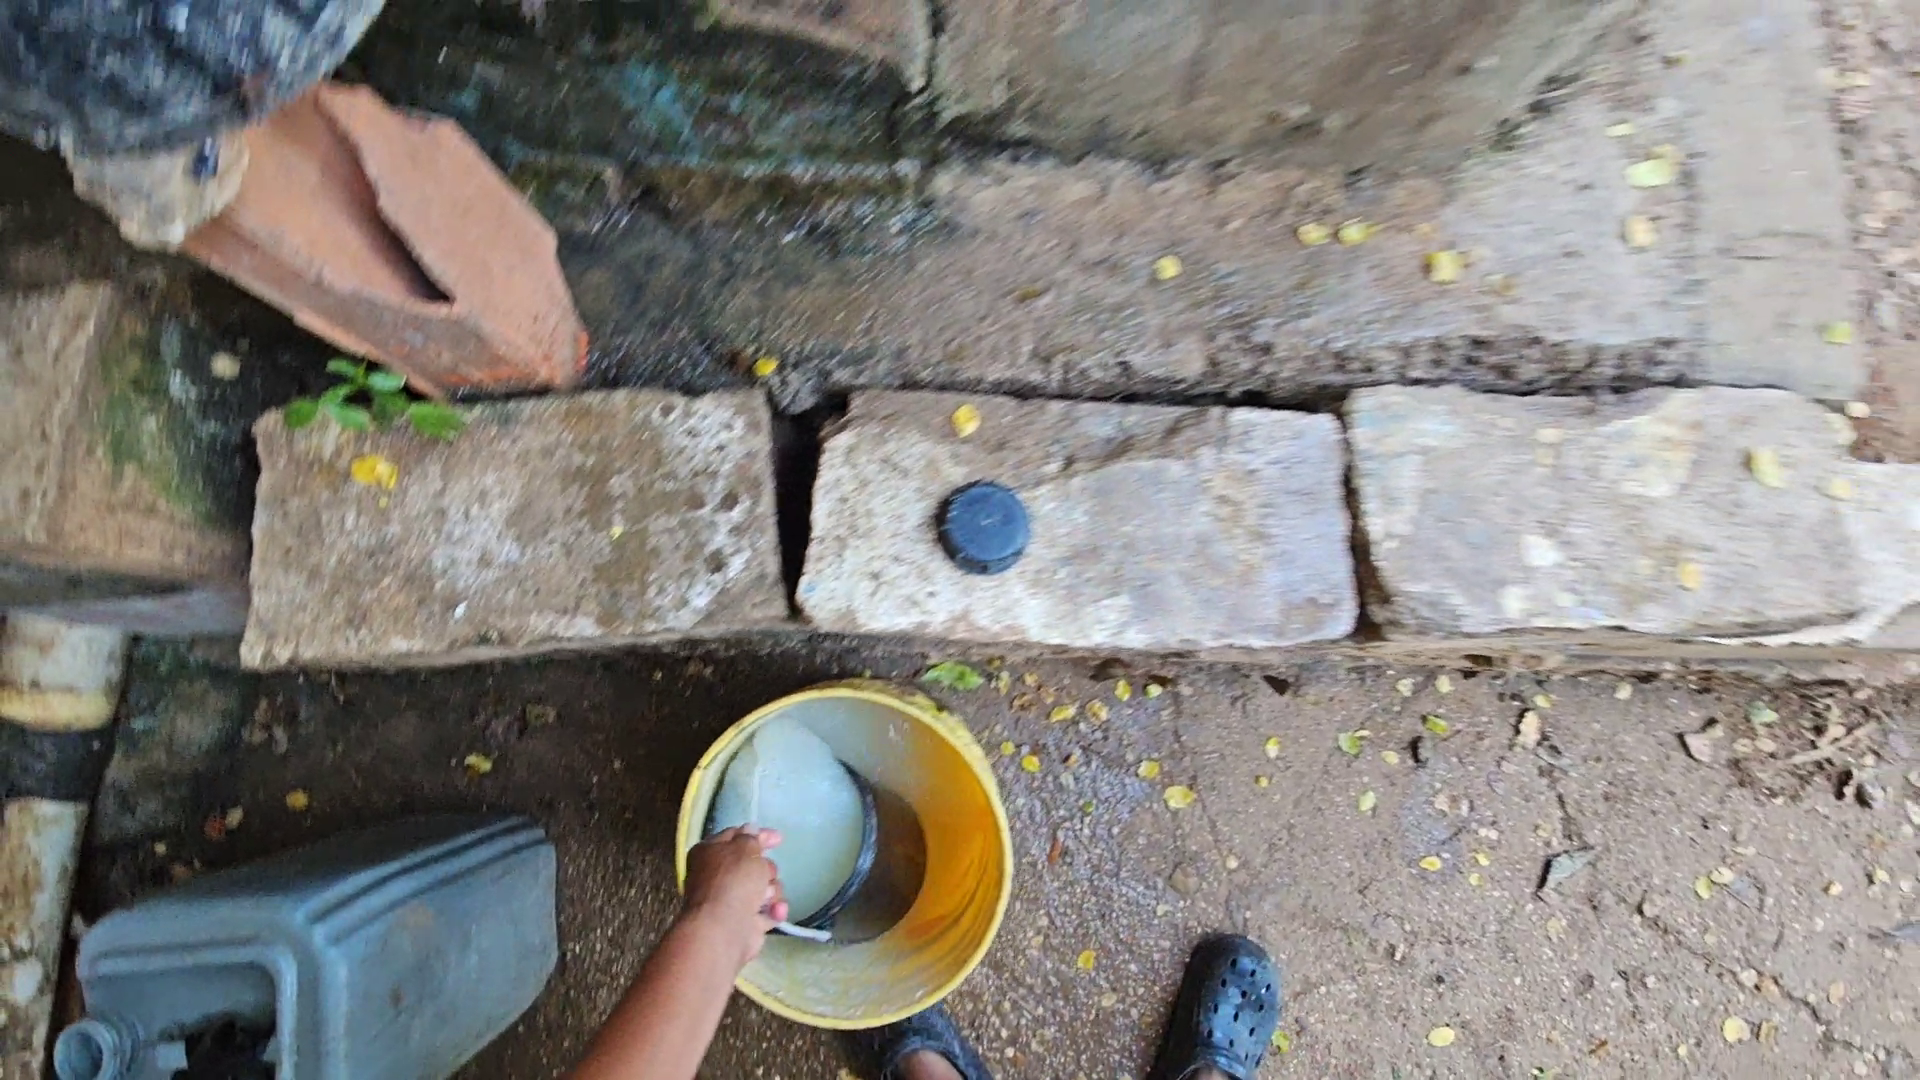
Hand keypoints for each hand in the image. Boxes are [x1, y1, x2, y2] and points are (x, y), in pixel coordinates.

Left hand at [682, 827, 787, 968]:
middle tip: (763, 874)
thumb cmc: (732, 881)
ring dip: (772, 891)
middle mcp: (718, 877)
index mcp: (710, 853)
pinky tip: (775, 912)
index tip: (779, 839)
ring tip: (765, 898)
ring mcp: (732, 902)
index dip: (758, 835)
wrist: (724, 929)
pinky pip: (768, 910)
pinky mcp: (746, 923)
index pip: (736, 837)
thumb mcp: (745, 847)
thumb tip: (751, 831)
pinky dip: (774, 911)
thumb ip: (751, 837)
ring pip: (765, 887)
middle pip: (754, 865)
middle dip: (766, 869)